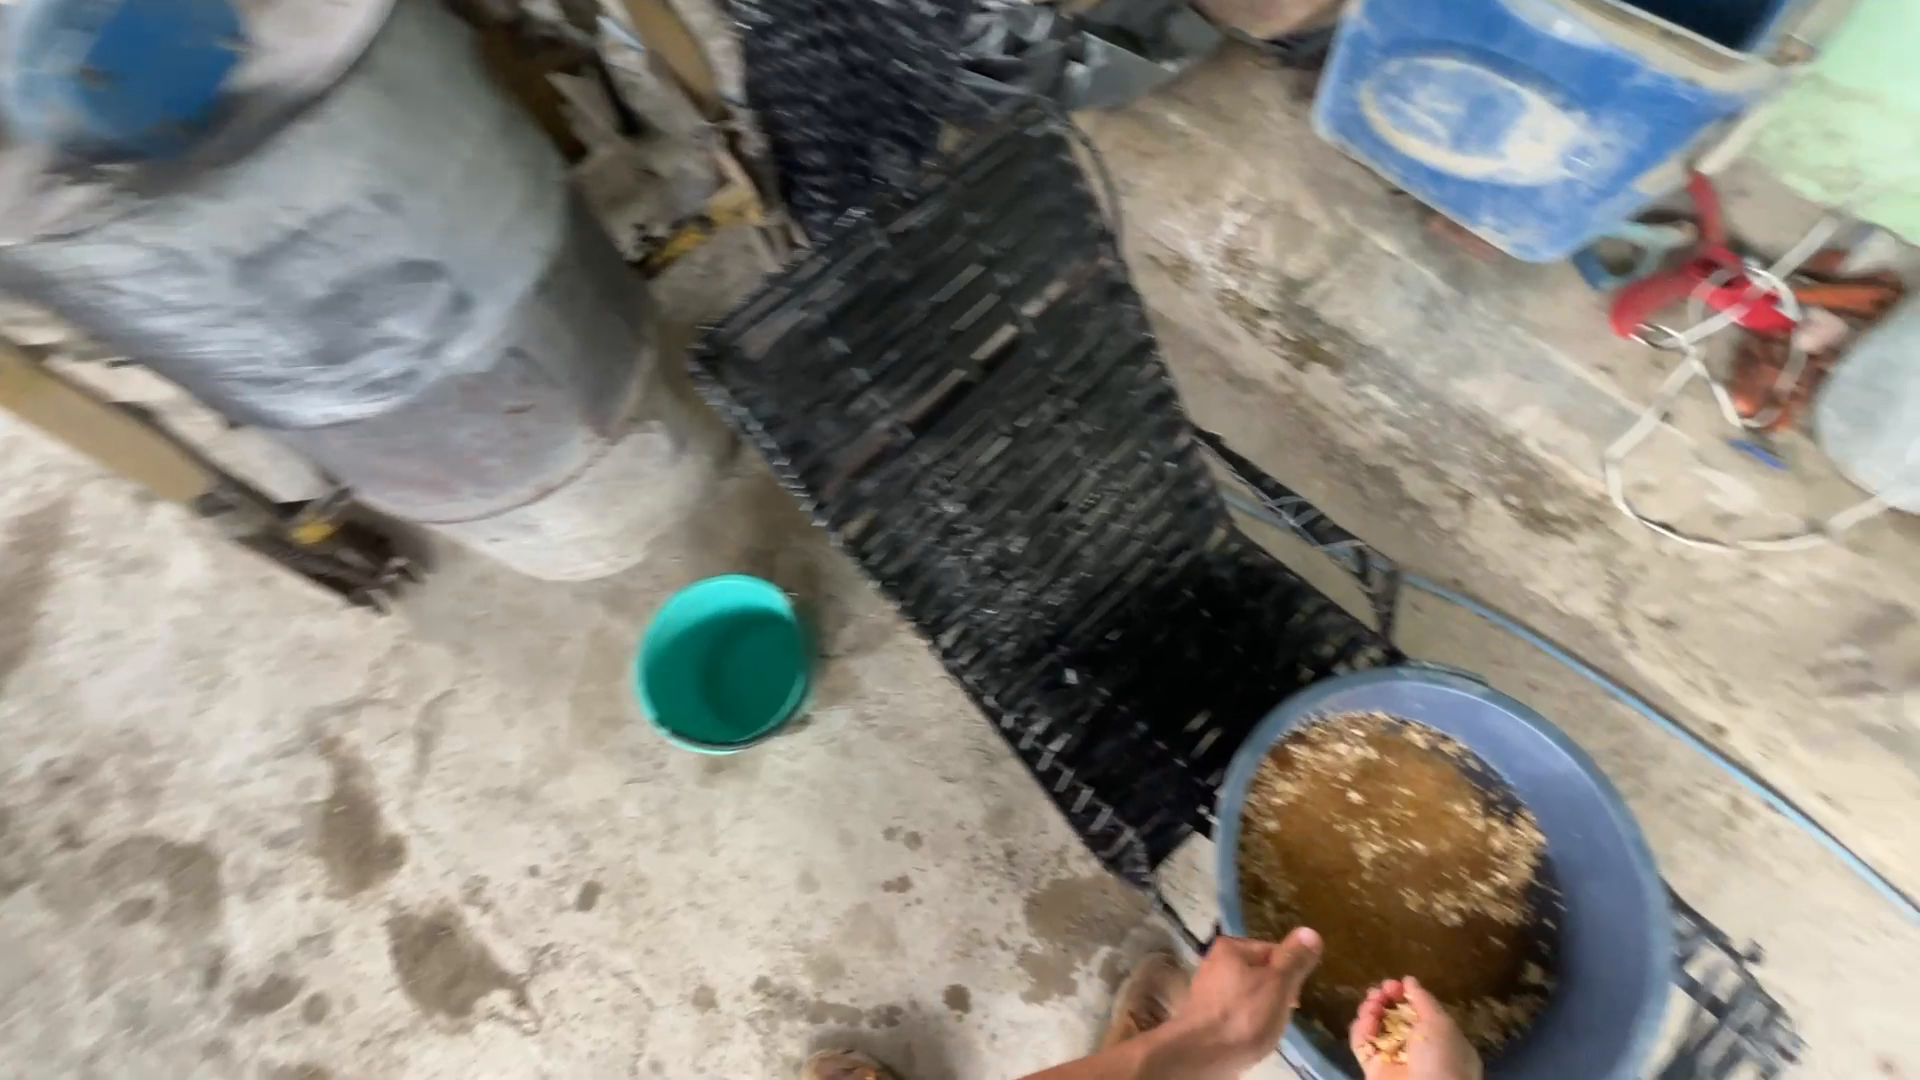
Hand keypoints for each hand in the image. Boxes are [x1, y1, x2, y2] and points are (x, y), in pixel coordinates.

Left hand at [1154, 930, 1321, 1077]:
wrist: (1203, 1051)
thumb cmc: (1244, 1014)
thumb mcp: (1277, 984)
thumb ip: (1293, 960)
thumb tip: (1311, 931)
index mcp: (1230, 946)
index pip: (1272, 950)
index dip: (1290, 973)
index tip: (1296, 997)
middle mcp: (1215, 959)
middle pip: (1259, 971)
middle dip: (1276, 992)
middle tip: (1284, 1014)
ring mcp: (1208, 986)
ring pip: (1248, 991)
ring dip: (1262, 1008)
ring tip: (1269, 1027)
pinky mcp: (1206, 1011)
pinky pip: (1236, 1009)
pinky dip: (1247, 1019)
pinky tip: (1251, 1034)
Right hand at [1348, 977, 1482, 1079]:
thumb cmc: (1442, 1060)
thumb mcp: (1441, 1024)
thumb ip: (1423, 999)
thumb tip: (1409, 980)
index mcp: (1439, 1041)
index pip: (1416, 1012)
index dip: (1404, 995)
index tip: (1395, 985)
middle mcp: (1415, 1049)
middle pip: (1392, 1015)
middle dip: (1383, 999)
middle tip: (1379, 993)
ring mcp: (1392, 1057)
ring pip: (1374, 1025)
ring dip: (1370, 1009)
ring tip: (1372, 1007)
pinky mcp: (1372, 1066)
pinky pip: (1361, 1041)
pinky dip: (1361, 1029)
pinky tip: (1367, 1022)